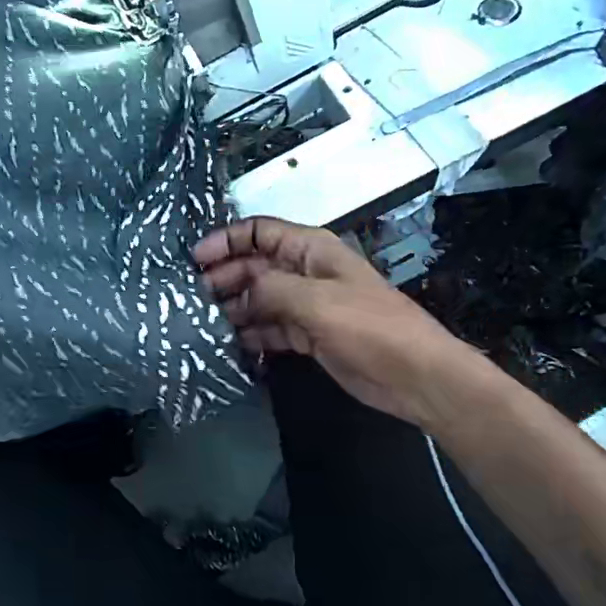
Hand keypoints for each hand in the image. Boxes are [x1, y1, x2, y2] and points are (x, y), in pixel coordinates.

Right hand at [193, 217, 497, 426]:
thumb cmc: (369, 327)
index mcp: (312, 249)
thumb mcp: (317, 300)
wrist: (413, 374)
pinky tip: (229, 345)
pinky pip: (272, 329)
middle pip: (255, 266)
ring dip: (234, 309)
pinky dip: (253, 335)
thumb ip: (272, 288)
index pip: (261, 231)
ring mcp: (309, 306)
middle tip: (191, 301)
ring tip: (201, 325)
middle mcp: (307, 272)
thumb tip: (240, 290)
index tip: (194, 261)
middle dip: (224, 278)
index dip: (227, 240)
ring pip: (261, 299)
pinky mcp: (311, 336)